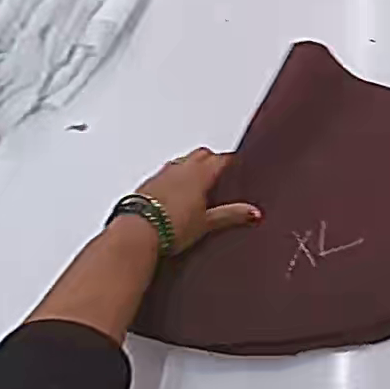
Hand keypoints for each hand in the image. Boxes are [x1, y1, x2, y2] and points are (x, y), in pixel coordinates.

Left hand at [134, 148, 261, 253]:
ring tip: (198, 182)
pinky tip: (175, 195)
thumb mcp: (207, 223)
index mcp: (198, 173)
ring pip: (181, 162)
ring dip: (191, 167)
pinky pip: (164, 174)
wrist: (136, 234)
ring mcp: (160, 175)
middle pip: (201, 154)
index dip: (232, 162)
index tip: (238, 167)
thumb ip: (232, 215)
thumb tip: (253, 212)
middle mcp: (179, 169)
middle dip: (212, 159)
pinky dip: (173, 179)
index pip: (222, 159)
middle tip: (220, 172)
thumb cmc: (169, 226)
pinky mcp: (145, 186)